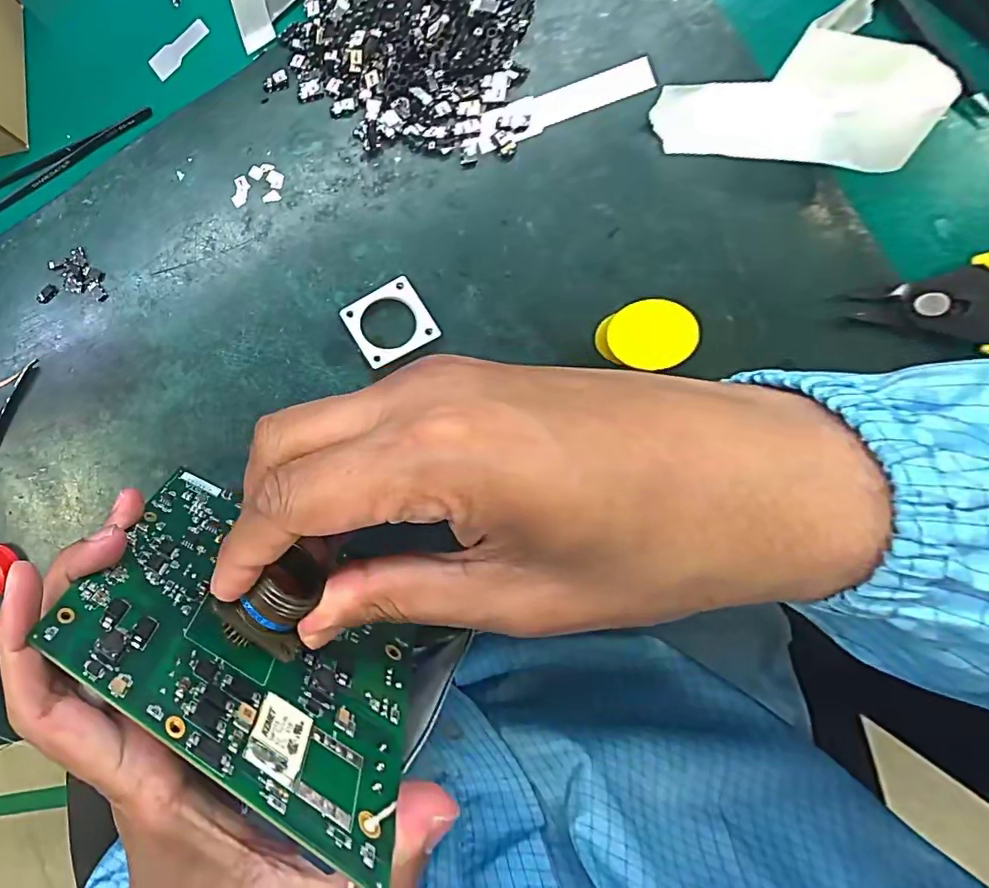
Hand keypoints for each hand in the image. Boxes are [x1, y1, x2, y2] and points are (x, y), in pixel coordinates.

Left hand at [0, 490, 456, 887]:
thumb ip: (373, 860)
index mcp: (138, 776)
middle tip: (119, 526)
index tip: (28, 577)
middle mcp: (126, 735)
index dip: (21, 643)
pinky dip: (146, 593)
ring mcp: (144, 715)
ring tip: (133, 515)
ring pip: (104, 633)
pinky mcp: (170, 704)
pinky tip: (165, 553)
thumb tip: (430, 798)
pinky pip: (144, 641)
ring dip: (109, 569)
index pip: (46, 712)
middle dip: (79, 578)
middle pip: (70, 648)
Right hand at [212, 356, 892, 642]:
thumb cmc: (652, 550)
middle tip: (267, 567)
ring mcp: (421, 375)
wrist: (764, 464)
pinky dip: (325, 458)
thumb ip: (397, 595)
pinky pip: (346, 413)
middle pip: (279, 438)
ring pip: (306, 418)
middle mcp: (408, 398)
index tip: (225, 588)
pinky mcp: (437, 373)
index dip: (248, 545)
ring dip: (286, 478)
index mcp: (432, 455)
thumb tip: (313, 615)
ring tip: (307, 543)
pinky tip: (355, 503)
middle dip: (253, 504)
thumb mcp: (520, 598)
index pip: (296, 495)